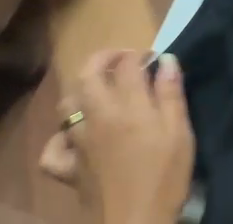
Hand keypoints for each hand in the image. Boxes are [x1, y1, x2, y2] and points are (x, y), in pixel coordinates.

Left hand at [57, 49, 193, 223]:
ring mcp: (79, 145)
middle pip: (87, 75)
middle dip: (104, 59)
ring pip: (67, 105)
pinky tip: (74, 137)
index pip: (127, 65)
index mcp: (128, 108)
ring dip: (82, 90)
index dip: (140, 55)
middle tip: (124, 61)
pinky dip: (59, 138)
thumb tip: (165, 60)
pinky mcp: (70, 170)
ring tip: (103, 92)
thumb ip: (171, 94)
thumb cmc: (165, 178)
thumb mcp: (179, 132)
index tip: (155, 60)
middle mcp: (98, 119)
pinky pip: (52, 150)